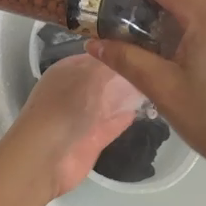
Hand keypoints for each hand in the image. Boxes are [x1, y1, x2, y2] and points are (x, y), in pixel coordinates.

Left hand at [7, 54, 146, 199]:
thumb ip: (111, 66)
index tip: (144, 49)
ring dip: (130, 95)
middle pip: (107, 78)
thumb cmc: (65, 106)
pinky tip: (147, 107)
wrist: (47, 156)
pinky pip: (115, 122)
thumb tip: (127, 58)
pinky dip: (127, 115)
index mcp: (68, 69)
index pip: (97, 55)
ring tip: (158, 84)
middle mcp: (76, 89)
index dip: (118, 51)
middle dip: (127, 74)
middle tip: (156, 66)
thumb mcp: (90, 76)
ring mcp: (84, 115)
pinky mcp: (94, 138)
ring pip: (112, 100)